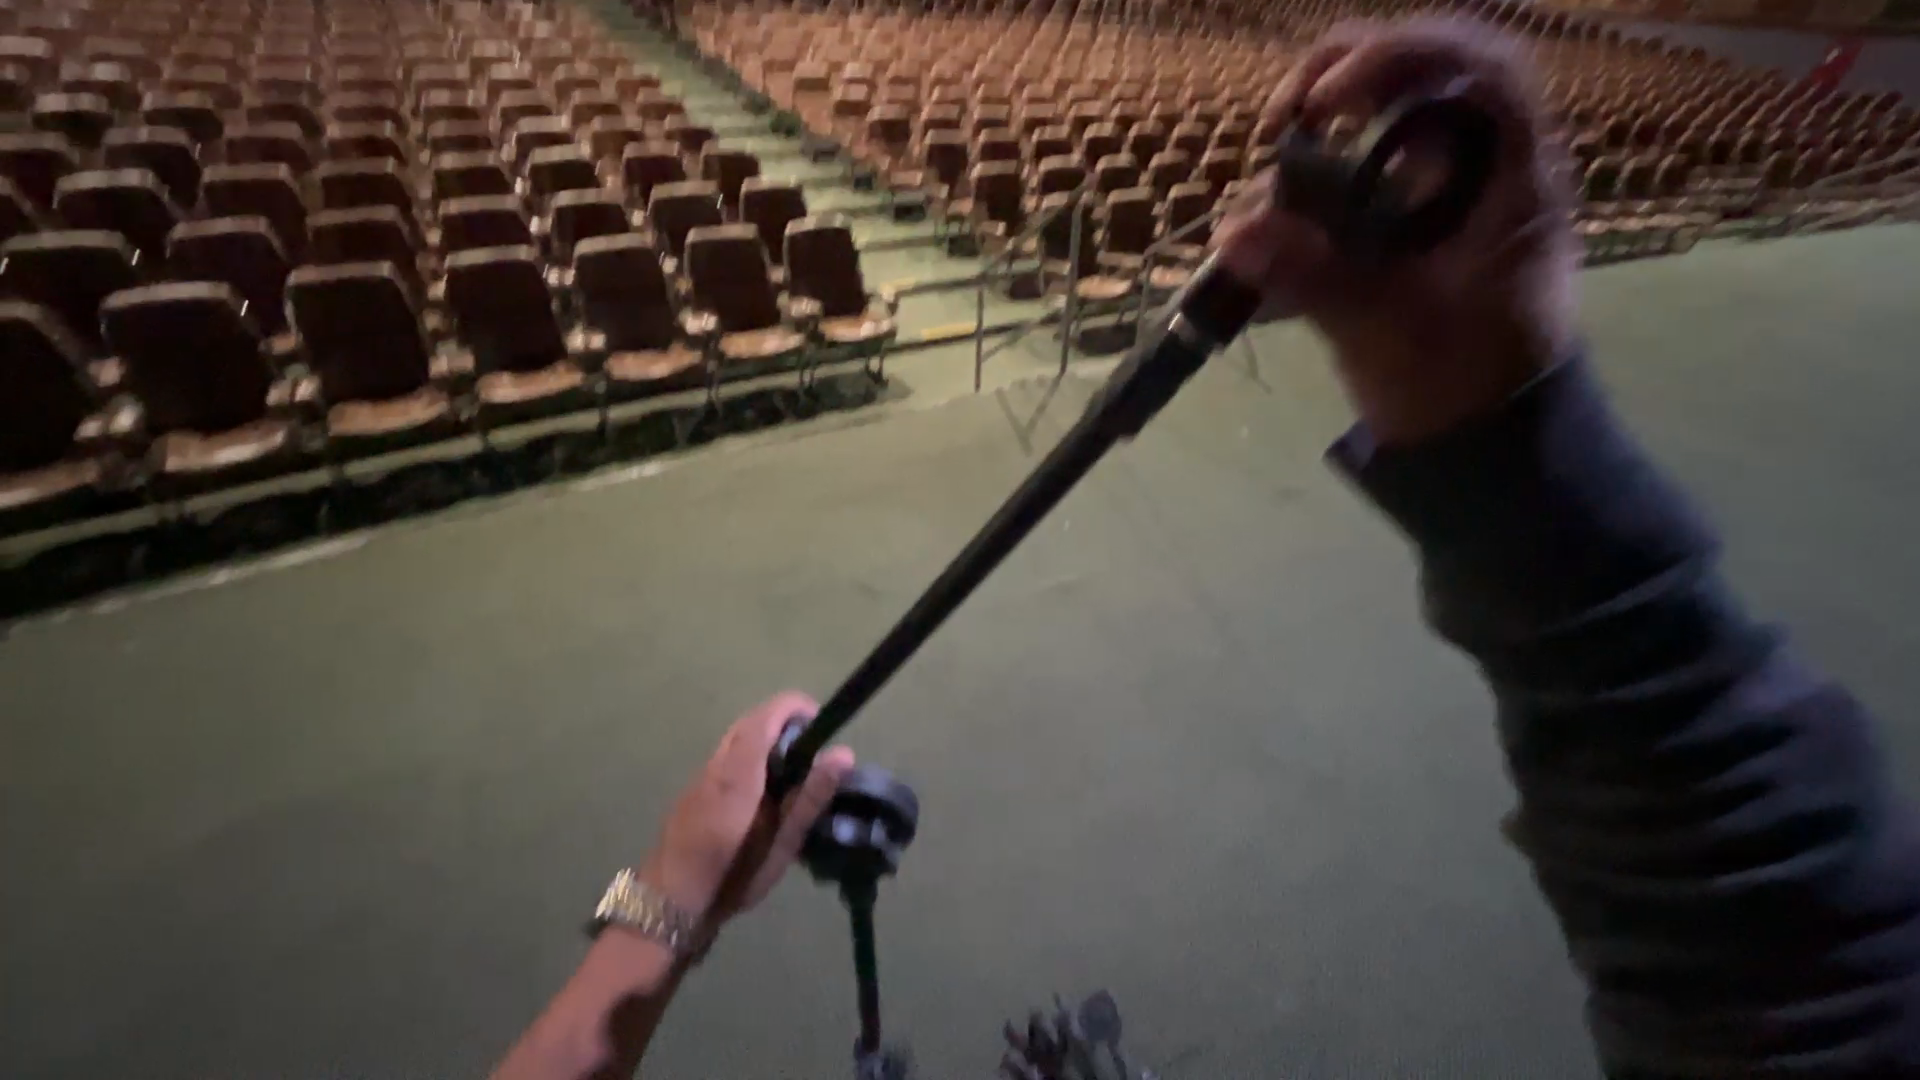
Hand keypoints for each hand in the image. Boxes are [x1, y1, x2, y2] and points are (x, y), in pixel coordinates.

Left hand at [637, 692, 853, 925]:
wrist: (666, 907)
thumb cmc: (732, 877)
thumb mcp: (781, 844)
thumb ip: (810, 796)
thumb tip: (843, 753)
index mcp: (738, 773)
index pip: (766, 716)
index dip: (794, 707)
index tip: (820, 721)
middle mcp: (715, 765)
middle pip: (749, 722)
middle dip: (783, 723)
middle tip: (812, 750)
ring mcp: (699, 777)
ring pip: (735, 739)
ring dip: (765, 741)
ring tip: (791, 774)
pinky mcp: (692, 792)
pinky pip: (725, 758)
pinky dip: (750, 758)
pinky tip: (762, 794)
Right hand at [1216, 17, 1579, 443]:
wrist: (1474, 440)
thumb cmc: (1457, 382)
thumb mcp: (1389, 331)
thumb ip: (1315, 279)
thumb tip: (1232, 233)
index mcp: (1509, 179)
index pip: (1473, 67)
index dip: (1395, 56)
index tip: (1322, 102)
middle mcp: (1476, 172)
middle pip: (1418, 80)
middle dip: (1340, 84)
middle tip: (1280, 122)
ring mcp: (1437, 202)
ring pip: (1379, 132)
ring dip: (1314, 144)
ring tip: (1263, 183)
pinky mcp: (1400, 237)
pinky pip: (1351, 188)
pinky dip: (1304, 195)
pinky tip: (1267, 225)